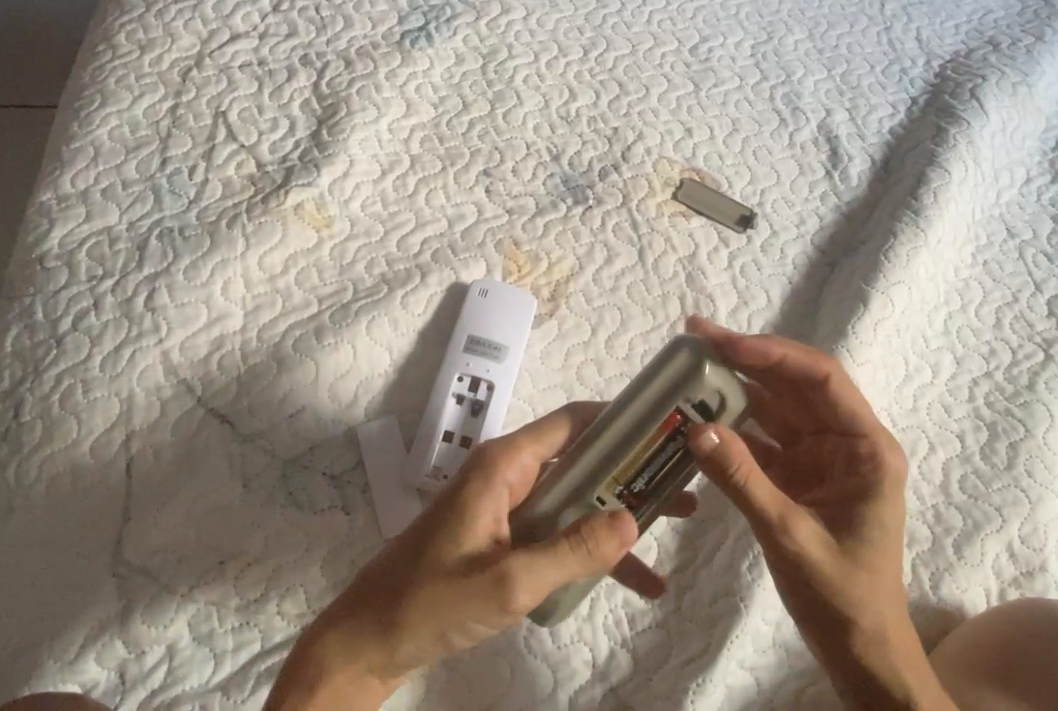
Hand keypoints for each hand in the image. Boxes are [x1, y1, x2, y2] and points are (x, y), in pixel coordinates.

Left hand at [267, 401, 697, 709]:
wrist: (371, 639)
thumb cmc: (432, 600)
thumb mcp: (509, 582)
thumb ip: (572, 550)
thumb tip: (633, 519)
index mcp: (505, 464)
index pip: (574, 421)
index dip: (622, 418)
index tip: (668, 425)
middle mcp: (510, 473)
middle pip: (583, 456)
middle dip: (634, 467)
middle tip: (686, 474)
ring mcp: (508, 505)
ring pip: (578, 495)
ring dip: (622, 509)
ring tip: (681, 517)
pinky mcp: (506, 535)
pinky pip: (560, 531)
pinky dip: (593, 549)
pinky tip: (638, 580)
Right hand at [684, 317, 955, 710]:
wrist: (860, 650)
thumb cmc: (842, 597)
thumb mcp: (789, 536)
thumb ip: (743, 480)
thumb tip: (695, 428)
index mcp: (866, 447)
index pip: (822, 378)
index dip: (773, 354)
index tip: (726, 344)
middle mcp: (845, 440)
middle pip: (794, 383)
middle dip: (746, 357)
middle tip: (695, 336)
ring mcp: (821, 456)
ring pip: (775, 404)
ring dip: (734, 385)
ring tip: (690, 365)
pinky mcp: (798, 474)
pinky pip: (762, 437)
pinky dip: (731, 425)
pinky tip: (698, 413)